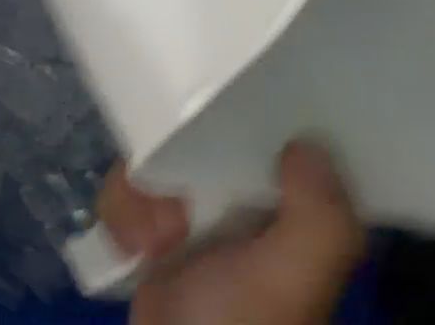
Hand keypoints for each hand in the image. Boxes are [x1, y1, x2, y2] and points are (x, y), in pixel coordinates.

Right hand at [100, 143, 367, 324]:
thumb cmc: (237, 320)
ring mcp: (193, 224)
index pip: (263, 145)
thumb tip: (307, 142)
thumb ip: (317, 221)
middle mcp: (242, 212)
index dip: (229, 129)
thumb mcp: (290, 278)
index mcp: (288, 216)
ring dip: (133, 202)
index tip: (200, 135)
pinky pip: (124, 195)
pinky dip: (117, 217)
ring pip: (148, 169)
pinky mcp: (152, 234)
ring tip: (144, 243)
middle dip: (161, 179)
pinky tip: (129, 248)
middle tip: (167, 220)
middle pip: (188, 148)